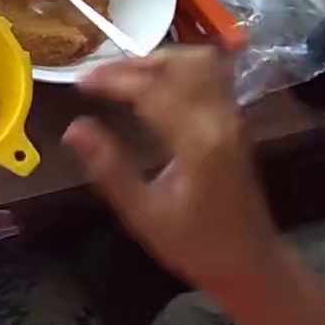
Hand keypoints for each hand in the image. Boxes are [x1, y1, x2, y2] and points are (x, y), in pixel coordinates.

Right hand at [63, 48, 280, 299]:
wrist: (251, 264)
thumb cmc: (195, 245)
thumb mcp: (143, 213)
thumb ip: (108, 167)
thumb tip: (73, 128)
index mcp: (198, 142)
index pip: (151, 90)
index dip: (112, 79)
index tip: (79, 82)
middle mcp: (220, 119)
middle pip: (180, 64)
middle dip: (134, 63)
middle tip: (99, 77)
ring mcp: (232, 116)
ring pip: (199, 62)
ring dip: (158, 60)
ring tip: (123, 77)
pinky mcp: (234, 119)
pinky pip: (208, 75)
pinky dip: (176, 69)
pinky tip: (152, 85)